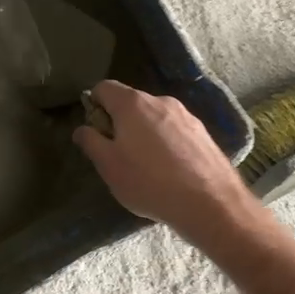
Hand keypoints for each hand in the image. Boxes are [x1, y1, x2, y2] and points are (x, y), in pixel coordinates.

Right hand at [72, 80, 256, 239]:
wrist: (212, 205)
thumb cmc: (150, 182)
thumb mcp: (108, 166)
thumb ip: (90, 142)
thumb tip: (82, 129)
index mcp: (132, 103)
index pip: (103, 88)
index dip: (93, 106)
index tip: (96, 133)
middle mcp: (160, 100)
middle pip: (130, 102)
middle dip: (119, 122)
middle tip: (118, 154)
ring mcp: (186, 116)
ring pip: (154, 117)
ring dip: (144, 133)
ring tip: (146, 167)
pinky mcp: (204, 134)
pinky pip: (174, 131)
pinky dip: (166, 143)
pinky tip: (170, 171)